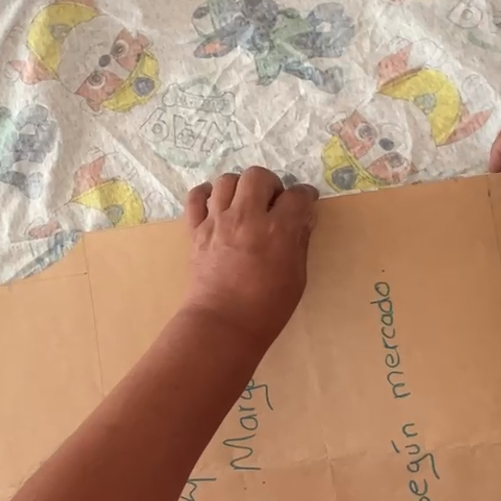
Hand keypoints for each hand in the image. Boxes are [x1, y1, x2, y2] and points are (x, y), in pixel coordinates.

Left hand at [182, 166, 317, 342]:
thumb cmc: (267, 307)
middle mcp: (246, 217)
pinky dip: (206, 194)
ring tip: (244, 203)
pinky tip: (216, 204)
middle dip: (270, 184)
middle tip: (272, 202)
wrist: (223, 324)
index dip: (305, 196)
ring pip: (226, 180)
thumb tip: (302, 219)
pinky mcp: (196, 230)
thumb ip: (299, 242)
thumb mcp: (297, 276)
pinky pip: (195, 197)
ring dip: (239, 187)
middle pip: (257, 176)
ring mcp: (217, 221)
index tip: (304, 202)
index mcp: (278, 230)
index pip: (297, 195)